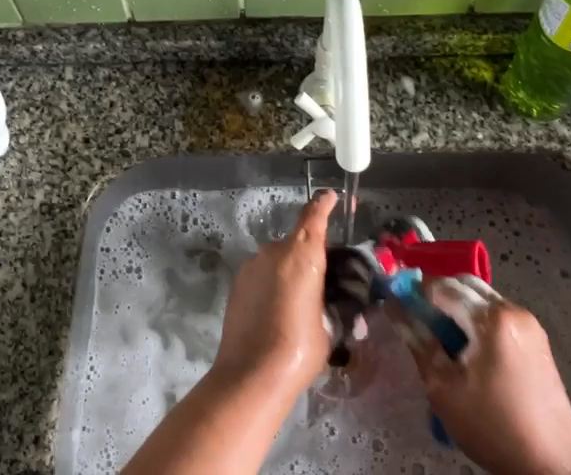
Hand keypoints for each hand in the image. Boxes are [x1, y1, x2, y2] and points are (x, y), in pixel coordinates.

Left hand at [208, 190, 336, 396]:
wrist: (252, 374)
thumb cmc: (299, 348)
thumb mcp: (329, 327)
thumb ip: (332, 305)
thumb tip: (333, 306)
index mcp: (302, 255)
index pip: (313, 218)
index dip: (322, 205)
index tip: (328, 196)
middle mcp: (274, 251)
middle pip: (296, 243)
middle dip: (309, 258)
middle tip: (321, 287)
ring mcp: (251, 266)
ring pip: (278, 261)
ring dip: (289, 274)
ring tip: (299, 307)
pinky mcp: (237, 284)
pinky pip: (262, 275)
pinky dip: (272, 285)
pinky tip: (277, 313)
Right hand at [396, 276, 570, 474]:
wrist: (553, 464)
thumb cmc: (492, 425)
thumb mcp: (444, 386)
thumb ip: (418, 341)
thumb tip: (394, 307)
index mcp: (491, 317)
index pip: (443, 286)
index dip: (415, 290)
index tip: (394, 301)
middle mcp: (513, 310)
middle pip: (466, 286)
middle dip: (437, 295)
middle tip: (416, 320)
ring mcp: (529, 324)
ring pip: (482, 299)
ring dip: (457, 307)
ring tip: (440, 338)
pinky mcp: (537, 340)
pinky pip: (498, 316)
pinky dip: (476, 320)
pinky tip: (466, 349)